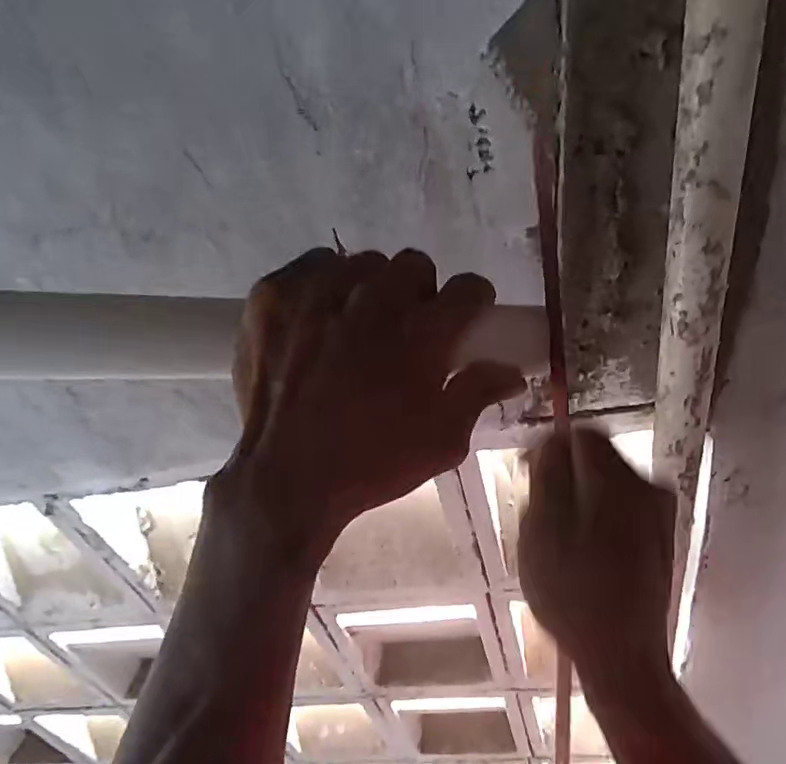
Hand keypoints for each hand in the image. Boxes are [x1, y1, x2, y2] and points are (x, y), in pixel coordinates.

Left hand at [213, 248, 523, 559]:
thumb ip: (477, 395)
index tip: (467, 319)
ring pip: (362, 264)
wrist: (287, 478)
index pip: (468, 290)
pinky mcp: (275, 298)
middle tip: (409, 330)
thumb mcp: (440, 442)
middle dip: (421, 293)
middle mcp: (374, 300)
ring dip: (372, 288)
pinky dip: (323, 285)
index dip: (474, 303)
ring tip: (360, 327)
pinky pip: (311, 267)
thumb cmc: (371, 465)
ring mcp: (319, 293)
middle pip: (414, 267)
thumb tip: (510, 372)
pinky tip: (320, 320)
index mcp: (423, 334)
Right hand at [518, 428, 676, 670]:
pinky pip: (623, 510)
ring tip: (557, 543)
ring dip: (580, 501)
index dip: (550, 447)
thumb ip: (547, 479)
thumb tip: (550, 443)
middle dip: (565, 478)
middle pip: (599, 459)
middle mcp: (648, 490)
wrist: (622, 654)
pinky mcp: (661, 538)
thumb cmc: (573, 598)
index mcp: (618, 483)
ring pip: (609, 486)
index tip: (526, 472)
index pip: (583, 435)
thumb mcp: (541, 535)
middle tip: (538, 516)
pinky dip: (599, 520)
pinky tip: (583, 556)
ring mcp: (660, 515)